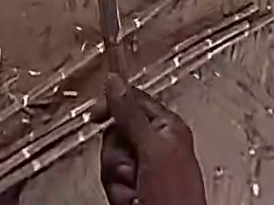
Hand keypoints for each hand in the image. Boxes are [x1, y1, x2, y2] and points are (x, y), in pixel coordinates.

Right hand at [101, 76, 204, 204]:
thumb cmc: (176, 201)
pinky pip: (111, 179)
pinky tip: (132, 201)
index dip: (113, 106)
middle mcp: (157, 146)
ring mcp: (145, 169)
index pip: (132, 100)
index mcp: (168, 128)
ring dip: (117, 175)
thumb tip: (114, 80)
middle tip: (131, 169)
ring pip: (111, 156)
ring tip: (134, 189)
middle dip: (117, 153)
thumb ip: (131, 114)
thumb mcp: (152, 150)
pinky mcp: (135, 189)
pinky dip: (118, 191)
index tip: (97, 115)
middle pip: (117, 131)